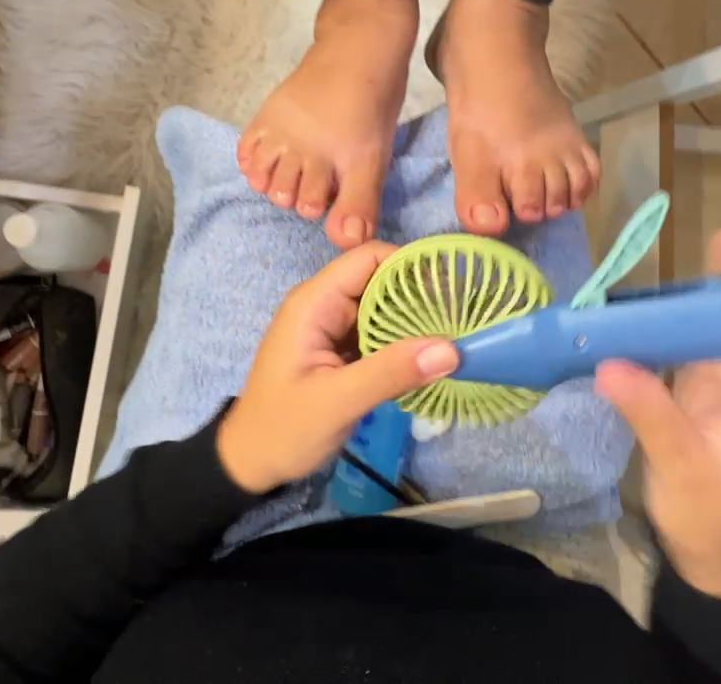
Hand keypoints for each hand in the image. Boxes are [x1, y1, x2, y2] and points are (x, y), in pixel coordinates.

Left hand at [217, 243, 460, 493]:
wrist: (251, 462)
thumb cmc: (283, 428)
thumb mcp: (336, 402)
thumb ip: (390, 372)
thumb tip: (451, 348)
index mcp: (314, 302)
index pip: (368, 258)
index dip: (411, 263)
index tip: (456, 281)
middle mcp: (324, 304)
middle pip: (380, 278)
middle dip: (422, 290)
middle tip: (469, 310)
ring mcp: (333, 326)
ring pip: (384, 305)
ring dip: (418, 316)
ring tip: (463, 328)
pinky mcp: (342, 348)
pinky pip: (380, 331)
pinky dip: (406, 338)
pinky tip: (436, 351)